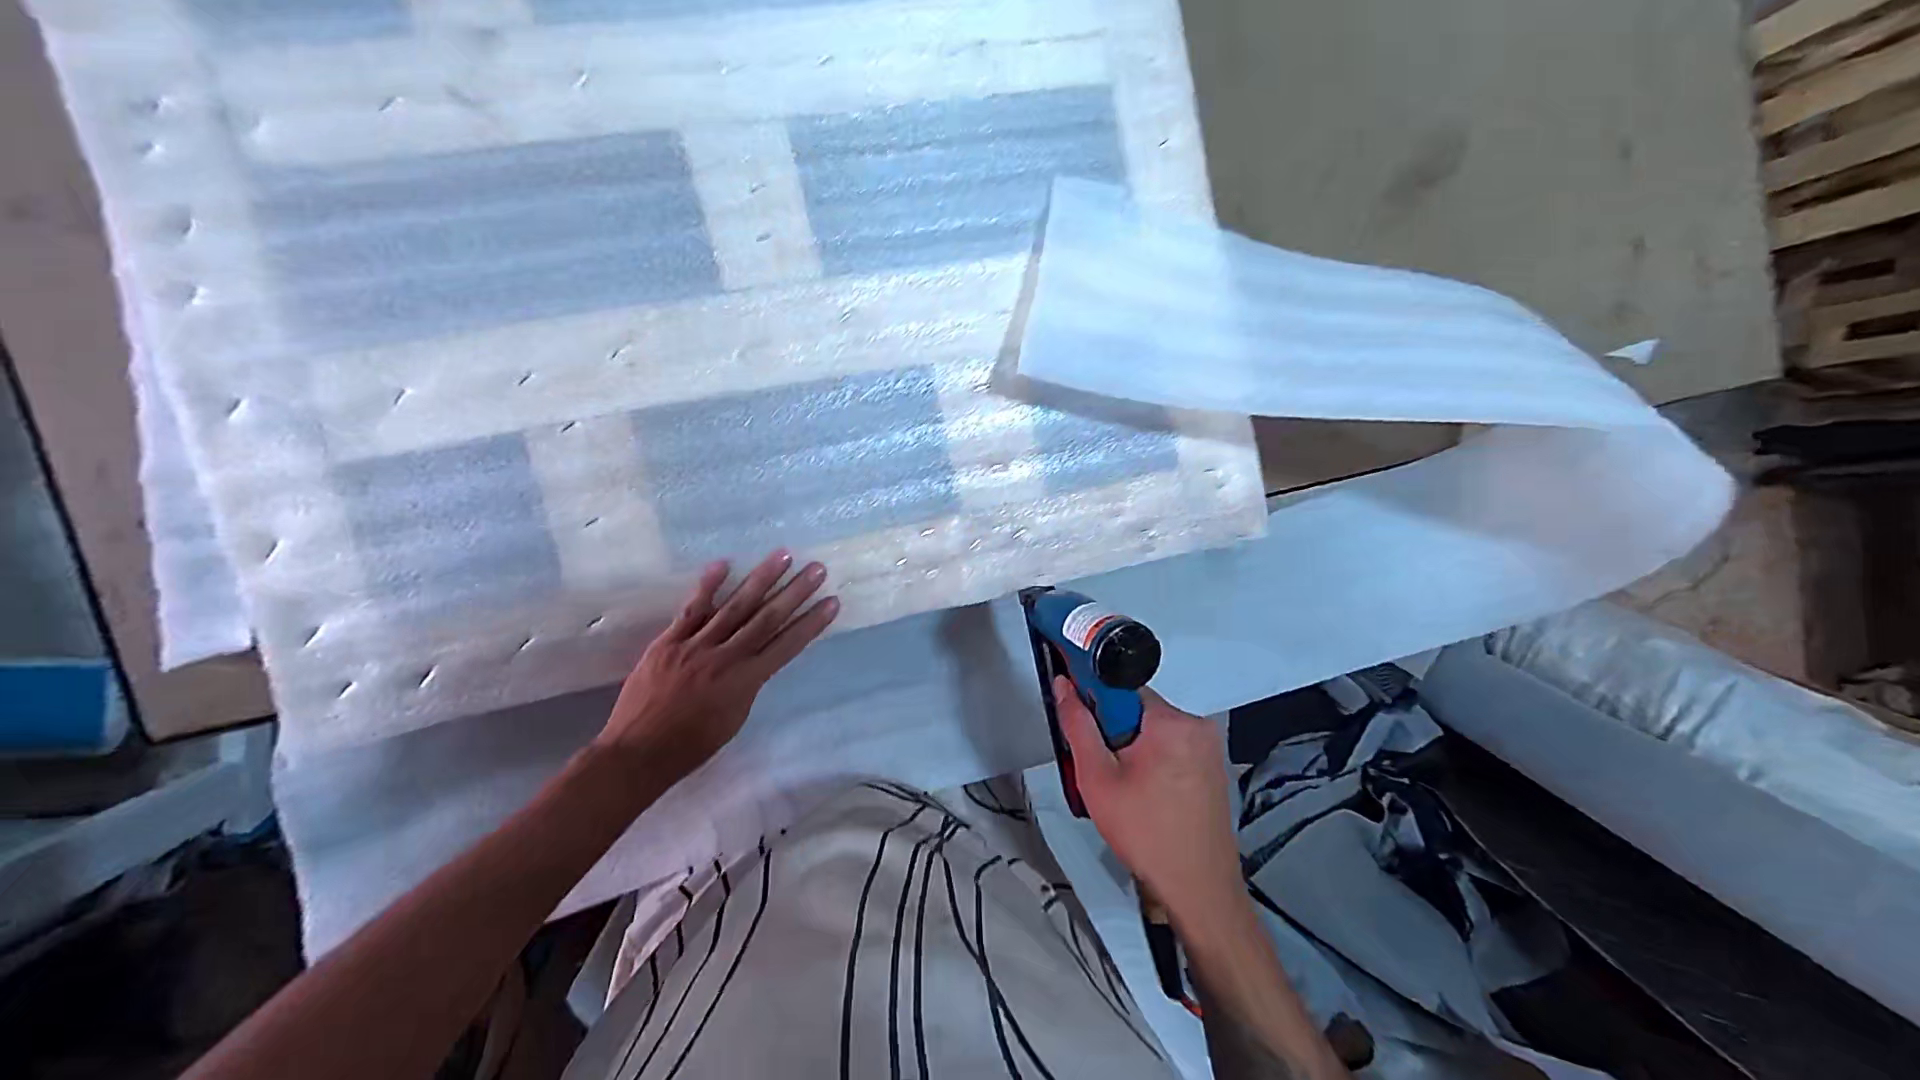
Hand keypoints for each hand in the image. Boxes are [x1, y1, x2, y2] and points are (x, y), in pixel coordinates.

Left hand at [596, 550, 838, 780]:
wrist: (638, 753)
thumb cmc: (691, 746)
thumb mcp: (734, 718)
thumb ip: (747, 684)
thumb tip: (756, 659)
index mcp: (745, 681)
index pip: (787, 645)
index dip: (812, 622)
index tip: (831, 602)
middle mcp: (726, 658)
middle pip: (766, 618)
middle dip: (795, 591)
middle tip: (817, 568)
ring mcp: (695, 646)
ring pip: (734, 606)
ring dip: (761, 579)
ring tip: (782, 555)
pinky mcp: (668, 642)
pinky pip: (692, 610)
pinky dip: (708, 586)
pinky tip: (723, 563)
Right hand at [1055, 677, 1242, 926]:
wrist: (1198, 889)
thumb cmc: (1149, 836)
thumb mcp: (1097, 778)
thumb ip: (1077, 725)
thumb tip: (1064, 686)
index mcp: (1172, 722)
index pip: (1120, 688)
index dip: (1093, 704)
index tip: (1079, 722)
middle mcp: (1196, 726)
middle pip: (1136, 710)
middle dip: (1112, 733)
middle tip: (1102, 770)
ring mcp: (1208, 748)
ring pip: (1152, 731)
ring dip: (1130, 749)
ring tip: (1123, 788)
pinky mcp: (1212, 767)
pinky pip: (1170, 748)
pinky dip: (1152, 763)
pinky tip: (1143, 795)